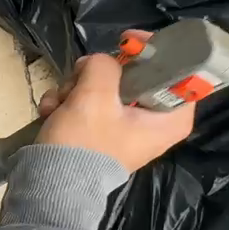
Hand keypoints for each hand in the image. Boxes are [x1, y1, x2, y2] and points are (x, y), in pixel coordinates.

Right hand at [37, 38, 196, 172]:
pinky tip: (50, 113)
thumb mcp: (94, 98)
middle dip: (96, 77)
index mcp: (172, 117)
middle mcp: (154, 123)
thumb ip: (103, 67)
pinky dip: (66, 105)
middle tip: (76, 81)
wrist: (50, 185)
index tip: (124, 44)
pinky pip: (87, 107)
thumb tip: (98, 61)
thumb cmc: (83, 144)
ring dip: (73, 91)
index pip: (178, 71)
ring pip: (103, 91)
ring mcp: (124, 129)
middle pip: (131, 79)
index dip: (152, 52)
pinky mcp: (99, 135)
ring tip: (56, 104)